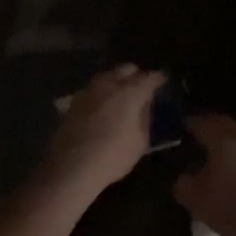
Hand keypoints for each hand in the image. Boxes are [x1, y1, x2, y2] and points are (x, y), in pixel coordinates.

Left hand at [43, 64, 165, 190]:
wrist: (72, 166)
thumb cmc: (113, 156)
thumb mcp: (140, 141)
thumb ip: (145, 117)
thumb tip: (145, 104)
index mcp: (130, 92)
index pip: (149, 77)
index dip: (159, 78)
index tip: (163, 81)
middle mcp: (109, 84)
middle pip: (126, 69)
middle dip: (137, 74)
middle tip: (143, 86)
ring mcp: (89, 90)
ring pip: (107, 75)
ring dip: (117, 80)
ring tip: (123, 93)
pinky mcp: (75, 100)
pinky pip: (94, 88)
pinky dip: (103, 91)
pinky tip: (104, 103)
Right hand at [173, 114, 235, 235]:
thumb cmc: (232, 209)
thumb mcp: (195, 201)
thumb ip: (184, 185)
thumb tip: (185, 178)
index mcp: (224, 143)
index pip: (206, 123)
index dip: (194, 122)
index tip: (186, 124)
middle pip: (229, 129)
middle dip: (215, 131)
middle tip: (205, 139)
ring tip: (229, 170)